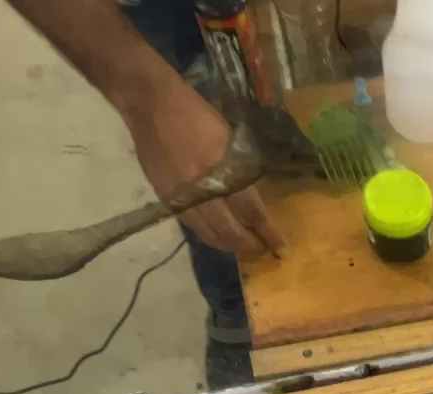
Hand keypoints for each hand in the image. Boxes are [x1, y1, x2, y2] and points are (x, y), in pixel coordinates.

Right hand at [120, 76, 285, 257]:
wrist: (150, 104)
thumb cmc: (197, 116)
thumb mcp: (231, 141)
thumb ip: (243, 174)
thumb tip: (256, 203)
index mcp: (223, 172)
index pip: (252, 213)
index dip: (268, 234)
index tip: (281, 249)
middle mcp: (202, 191)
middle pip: (231, 232)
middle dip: (250, 245)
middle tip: (263, 248)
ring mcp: (182, 198)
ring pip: (211, 236)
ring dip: (230, 245)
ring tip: (244, 245)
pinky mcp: (167, 199)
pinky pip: (194, 227)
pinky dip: (211, 235)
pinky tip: (221, 234)